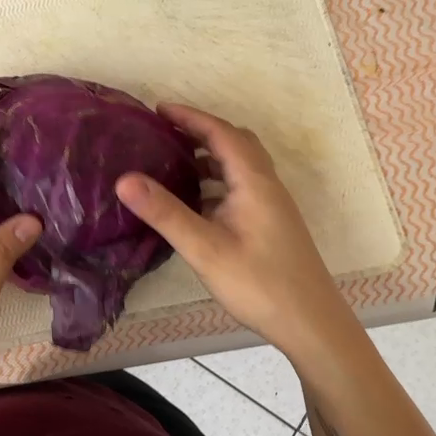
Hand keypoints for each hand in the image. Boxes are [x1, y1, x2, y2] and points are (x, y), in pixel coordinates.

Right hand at [114, 103, 354, 357]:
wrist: (312, 326)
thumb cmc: (259, 284)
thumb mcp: (204, 248)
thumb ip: (165, 212)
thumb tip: (123, 178)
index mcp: (254, 183)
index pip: (222, 134)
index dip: (190, 117)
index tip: (157, 110)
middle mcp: (266, 187)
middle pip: (236, 143)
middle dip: (200, 130)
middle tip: (164, 131)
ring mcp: (271, 206)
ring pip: (240, 165)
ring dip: (209, 154)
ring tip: (172, 159)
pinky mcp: (270, 224)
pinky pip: (240, 185)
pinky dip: (215, 178)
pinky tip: (195, 199)